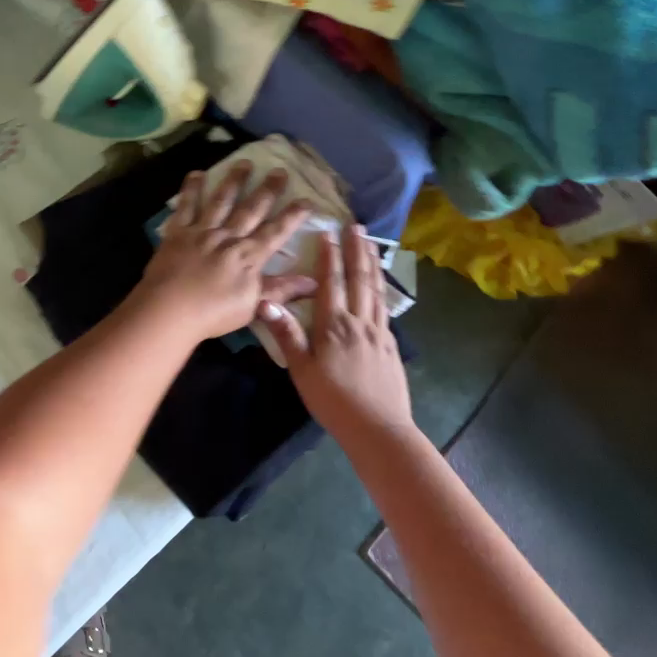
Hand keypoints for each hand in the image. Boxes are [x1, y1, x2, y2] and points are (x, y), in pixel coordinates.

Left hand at [126, 162, 315, 342]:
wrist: (170, 309)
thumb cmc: (213, 313)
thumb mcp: (252, 306)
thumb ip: (280, 290)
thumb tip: (314, 282)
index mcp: (248, 256)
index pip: (275, 232)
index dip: (292, 216)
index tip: (306, 200)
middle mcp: (228, 237)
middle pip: (251, 210)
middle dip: (267, 190)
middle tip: (280, 171)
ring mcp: (202, 231)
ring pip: (221, 201)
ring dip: (234, 181)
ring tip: (244, 163)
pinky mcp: (177, 232)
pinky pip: (186, 206)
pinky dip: (192, 189)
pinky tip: (197, 174)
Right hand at [259, 225, 416, 442]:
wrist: (379, 430)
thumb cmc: (334, 401)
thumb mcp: (302, 370)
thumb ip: (287, 334)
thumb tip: (265, 302)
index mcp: (334, 326)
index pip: (330, 283)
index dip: (328, 256)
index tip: (327, 232)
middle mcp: (359, 322)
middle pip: (359, 279)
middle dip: (356, 250)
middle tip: (356, 226)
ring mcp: (379, 333)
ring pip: (375, 290)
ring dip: (372, 263)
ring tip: (371, 243)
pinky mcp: (391, 345)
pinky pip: (384, 307)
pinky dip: (381, 288)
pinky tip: (380, 285)